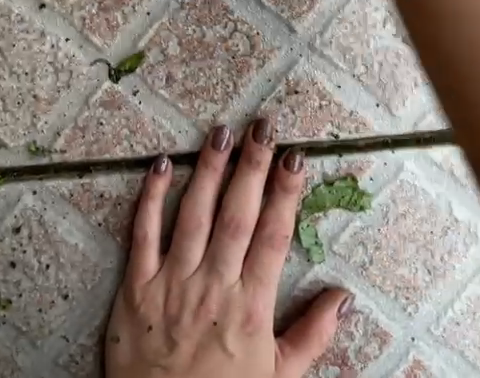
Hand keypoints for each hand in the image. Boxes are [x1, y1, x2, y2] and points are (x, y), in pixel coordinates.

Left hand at [105, 121, 350, 377]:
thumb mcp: (277, 377)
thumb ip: (312, 336)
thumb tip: (344, 296)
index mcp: (250, 307)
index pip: (274, 237)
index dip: (286, 193)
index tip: (296, 156)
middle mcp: (213, 286)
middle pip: (237, 215)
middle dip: (252, 167)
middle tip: (262, 126)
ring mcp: (172, 283)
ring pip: (193, 215)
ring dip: (208, 170)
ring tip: (220, 132)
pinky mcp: (136, 287)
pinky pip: (143, 234)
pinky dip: (149, 197)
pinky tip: (159, 165)